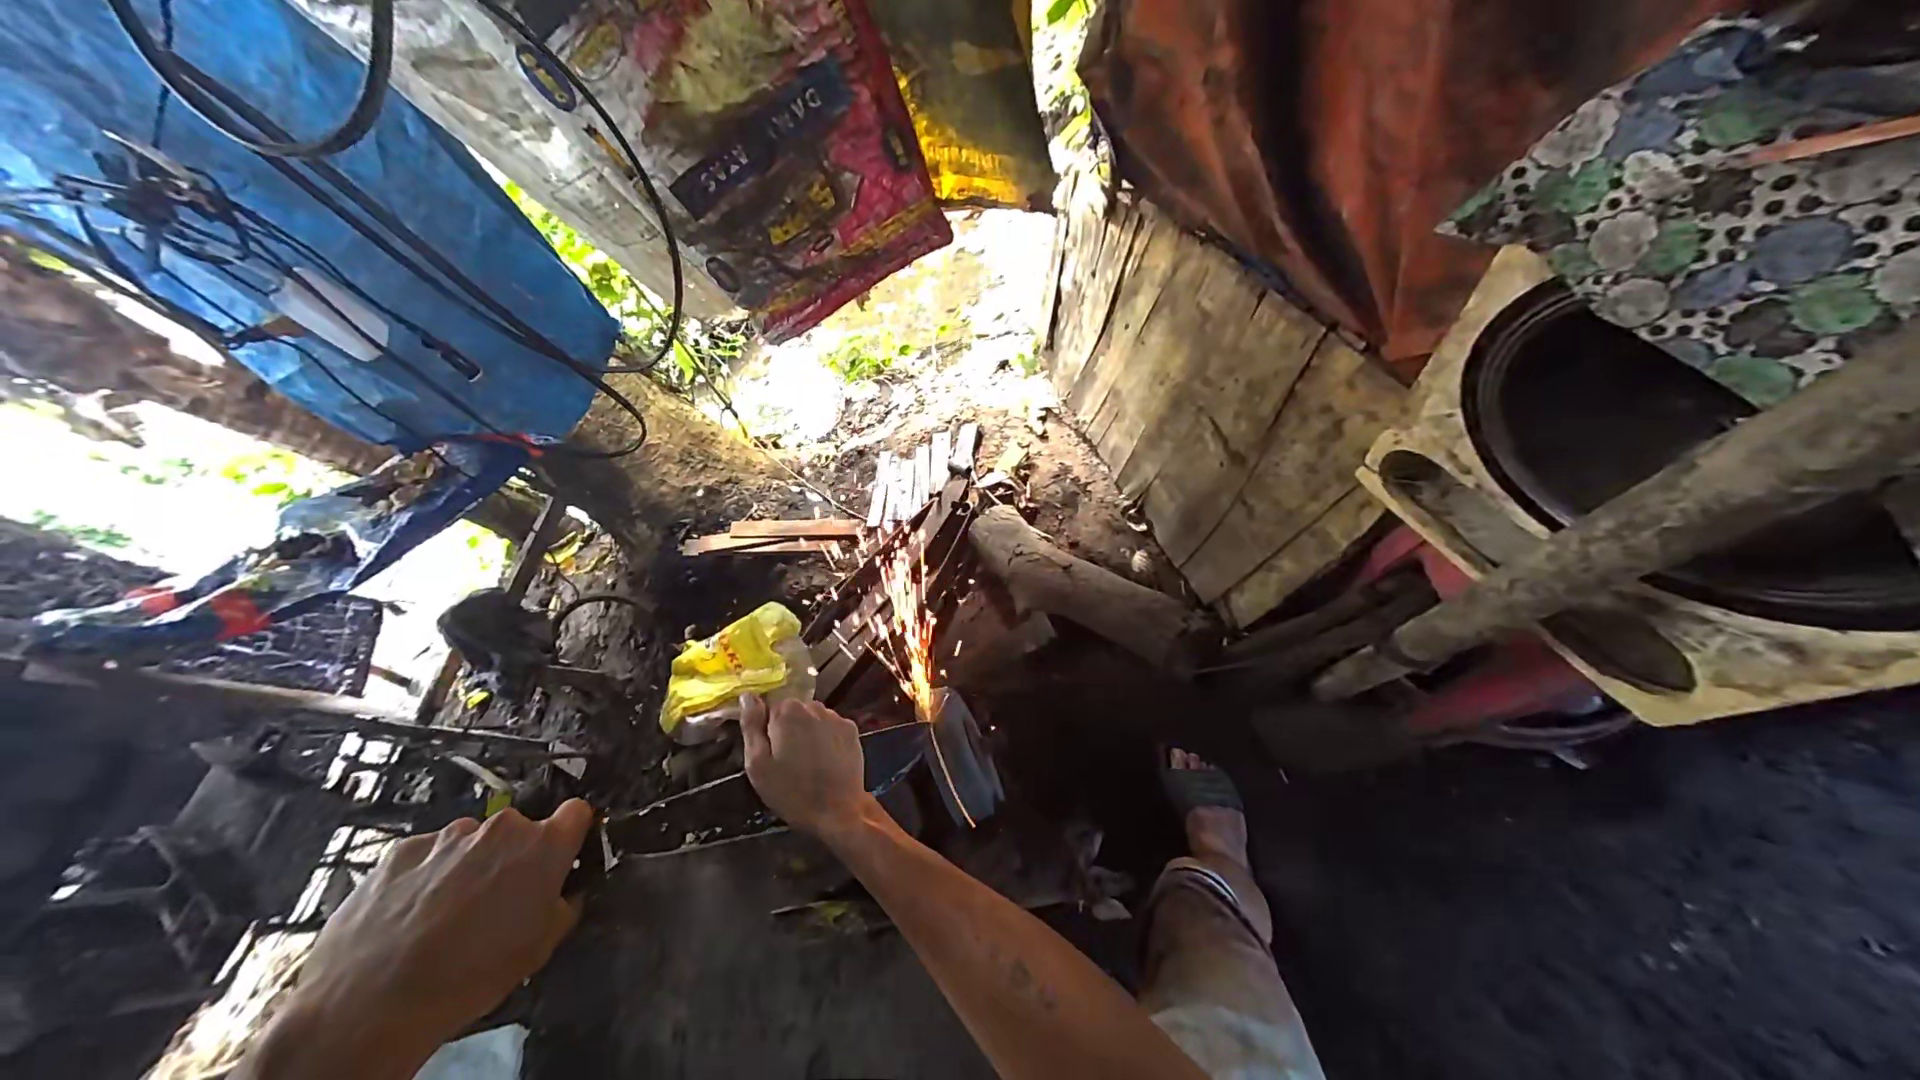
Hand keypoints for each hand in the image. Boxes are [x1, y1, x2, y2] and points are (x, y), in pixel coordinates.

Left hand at [238, 801, 592, 1078]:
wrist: (367, 1006)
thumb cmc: (470, 976)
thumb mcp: (541, 946)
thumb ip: (565, 903)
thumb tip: (565, 891)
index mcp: (544, 846)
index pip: (577, 812)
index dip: (571, 833)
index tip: (563, 855)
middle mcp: (502, 828)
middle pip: (520, 830)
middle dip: (514, 857)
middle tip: (498, 900)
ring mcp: (448, 836)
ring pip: (472, 841)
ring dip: (469, 864)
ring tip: (446, 914)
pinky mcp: (401, 851)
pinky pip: (429, 853)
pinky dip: (427, 874)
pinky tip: (411, 914)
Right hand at [740, 694, 871, 837]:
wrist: (837, 810)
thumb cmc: (791, 791)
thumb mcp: (758, 764)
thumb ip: (751, 726)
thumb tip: (748, 695)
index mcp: (787, 711)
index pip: (770, 707)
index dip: (767, 729)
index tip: (770, 751)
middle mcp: (813, 706)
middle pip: (794, 710)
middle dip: (788, 728)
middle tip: (787, 760)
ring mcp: (836, 717)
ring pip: (813, 717)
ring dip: (808, 731)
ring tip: (807, 761)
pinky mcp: (852, 729)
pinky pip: (831, 726)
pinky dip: (826, 737)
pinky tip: (825, 759)